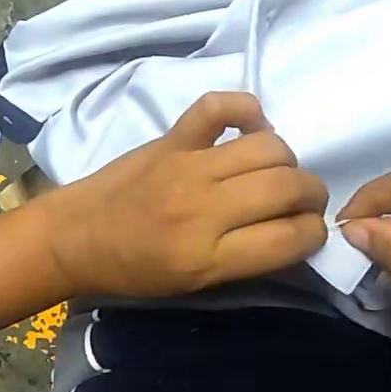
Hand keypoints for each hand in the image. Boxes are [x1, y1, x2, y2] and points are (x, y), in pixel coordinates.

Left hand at [36, 92, 328, 298]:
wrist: (75, 237)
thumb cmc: (133, 270)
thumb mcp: (194, 285)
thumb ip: (247, 259)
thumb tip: (295, 231)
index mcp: (207, 257)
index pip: (292, 237)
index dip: (315, 233)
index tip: (309, 231)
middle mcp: (203, 208)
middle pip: (288, 186)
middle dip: (312, 195)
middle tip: (301, 202)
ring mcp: (187, 166)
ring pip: (269, 146)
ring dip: (287, 160)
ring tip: (275, 172)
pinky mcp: (171, 138)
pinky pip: (219, 106)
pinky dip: (245, 109)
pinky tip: (249, 127)